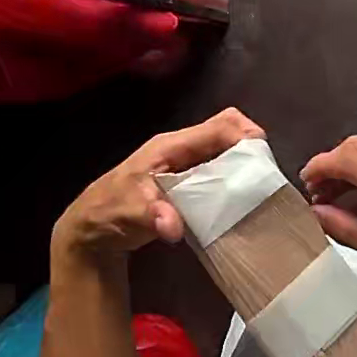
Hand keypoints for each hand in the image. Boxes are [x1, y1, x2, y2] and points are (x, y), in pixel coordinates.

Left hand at [52, 108, 265, 262]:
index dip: (244, 134)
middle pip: (225, 131)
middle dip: (249, 146)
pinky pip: (218, 170)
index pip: (217, 126)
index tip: (263, 158)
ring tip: (259, 187)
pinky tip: (241, 199)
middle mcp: (181, 149)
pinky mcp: (188, 182)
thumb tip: (173, 227)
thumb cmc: (108, 211)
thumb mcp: (129, 213)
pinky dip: (233, 178)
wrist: (92, 230)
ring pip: (224, 150)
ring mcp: (185, 165)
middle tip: (265, 174)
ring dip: (243, 163)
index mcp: (170, 146)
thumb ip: (152, 216)